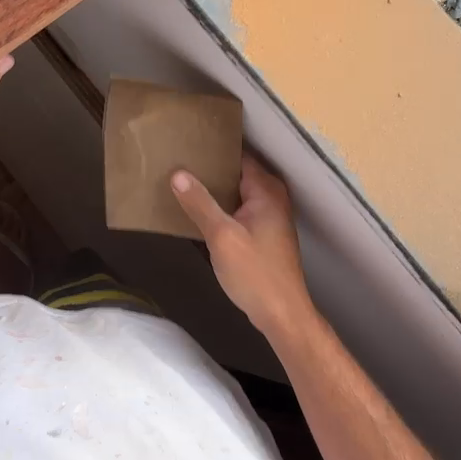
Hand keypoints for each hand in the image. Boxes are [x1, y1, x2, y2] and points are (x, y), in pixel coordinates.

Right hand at [173, 156, 313, 339]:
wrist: (283, 317)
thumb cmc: (255, 274)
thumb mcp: (222, 237)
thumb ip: (200, 203)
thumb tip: (178, 173)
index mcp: (266, 189)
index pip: (238, 154)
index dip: (214, 149)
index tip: (187, 142)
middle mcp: (271, 196)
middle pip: (236, 172)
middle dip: (210, 168)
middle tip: (177, 159)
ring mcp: (269, 216)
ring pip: (236, 191)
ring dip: (214, 189)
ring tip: (181, 179)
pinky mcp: (263, 233)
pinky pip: (238, 208)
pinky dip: (220, 206)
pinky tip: (197, 209)